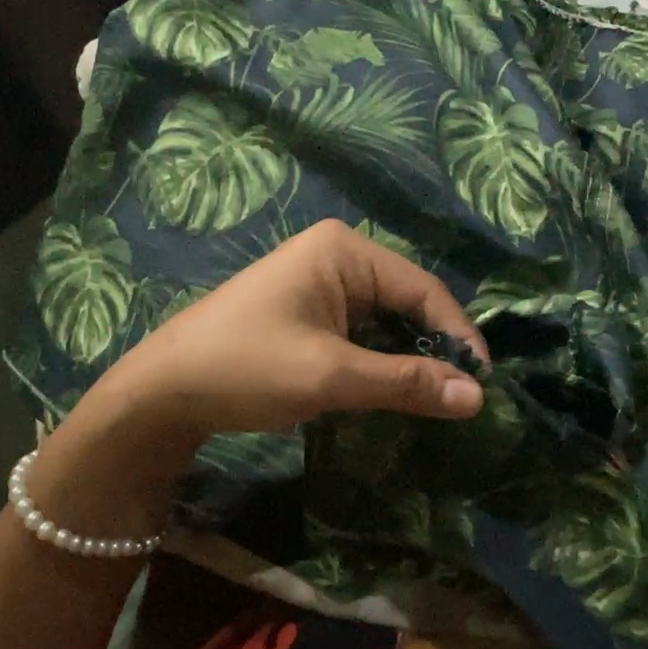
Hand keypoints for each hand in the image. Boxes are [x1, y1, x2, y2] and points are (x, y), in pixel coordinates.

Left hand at [88, 219, 487, 447]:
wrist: (164, 390)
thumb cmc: (246, 367)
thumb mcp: (331, 375)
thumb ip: (405, 382)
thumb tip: (479, 397)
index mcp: (344, 249)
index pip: (422, 287)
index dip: (458, 334)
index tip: (484, 384)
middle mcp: (337, 254)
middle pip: (406, 300)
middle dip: (434, 346)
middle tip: (463, 397)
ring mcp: (320, 280)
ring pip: (385, 318)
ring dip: (408, 357)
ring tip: (437, 399)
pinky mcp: (309, 309)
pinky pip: (362, 330)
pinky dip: (380, 359)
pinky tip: (394, 390)